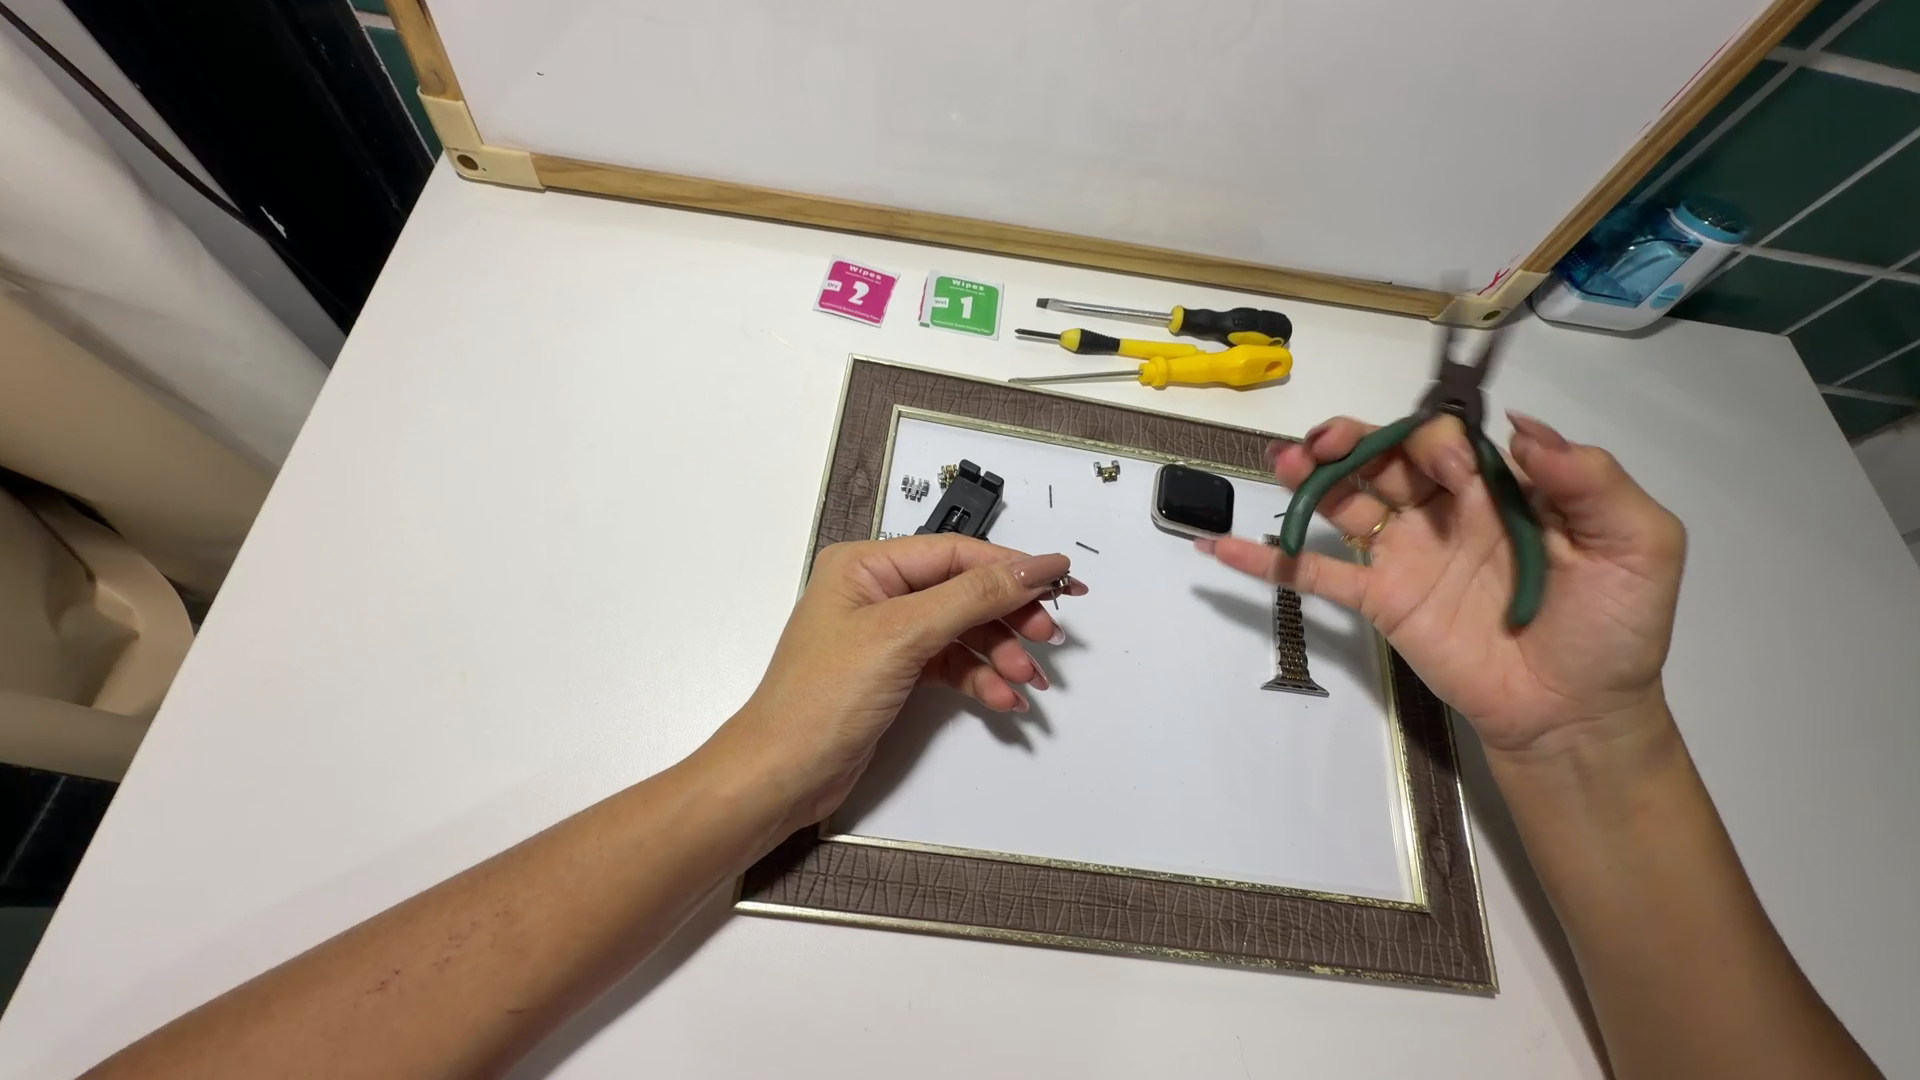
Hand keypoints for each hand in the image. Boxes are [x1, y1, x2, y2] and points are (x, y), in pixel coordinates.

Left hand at [703, 535, 1085, 835]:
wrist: (782, 777)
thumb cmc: (817, 702)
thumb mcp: (902, 636)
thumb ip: (972, 597)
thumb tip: (1031, 567)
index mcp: (865, 565)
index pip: (955, 553)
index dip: (1010, 565)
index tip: (1059, 577)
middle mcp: (876, 593)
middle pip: (963, 591)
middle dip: (1008, 615)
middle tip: (1046, 635)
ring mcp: (887, 634)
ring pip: (962, 630)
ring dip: (999, 653)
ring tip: (1025, 679)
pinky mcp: (896, 671)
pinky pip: (952, 663)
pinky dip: (979, 678)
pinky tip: (1001, 698)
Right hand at [1200, 412, 1684, 759]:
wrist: (1572, 711)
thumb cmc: (1611, 629)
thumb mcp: (1639, 547)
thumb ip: (1593, 483)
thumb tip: (1522, 427)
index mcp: (1498, 492)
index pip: (1445, 444)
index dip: (1431, 442)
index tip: (1447, 468)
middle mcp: (1441, 514)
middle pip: (1380, 461)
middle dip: (1349, 439)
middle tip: (1321, 440)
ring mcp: (1402, 557)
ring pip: (1343, 504)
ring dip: (1307, 479)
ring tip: (1281, 462)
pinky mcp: (1376, 600)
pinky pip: (1314, 576)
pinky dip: (1266, 563)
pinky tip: (1220, 548)